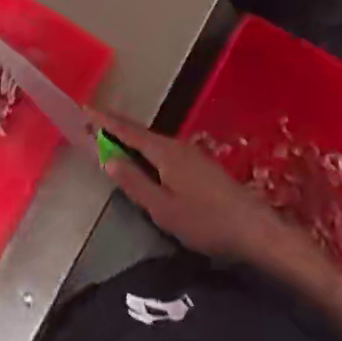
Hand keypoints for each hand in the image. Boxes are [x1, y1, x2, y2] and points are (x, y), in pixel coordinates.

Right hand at [93, 114, 322, 274]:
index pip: (127, 130)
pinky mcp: (200, 166)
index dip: (105, 120)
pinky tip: (142, 159)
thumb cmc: (206, 221)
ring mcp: (191, 155)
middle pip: (140, 132)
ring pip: (152, 142)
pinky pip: (163, 150)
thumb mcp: (162, 208)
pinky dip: (144, 149)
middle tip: (90, 123)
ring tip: (109, 139)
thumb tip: (107, 158)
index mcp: (165, 152)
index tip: (85, 109)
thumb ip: (133, 182)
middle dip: (114, 126)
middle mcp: (177, 146)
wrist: (256, 231)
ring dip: (130, 138)